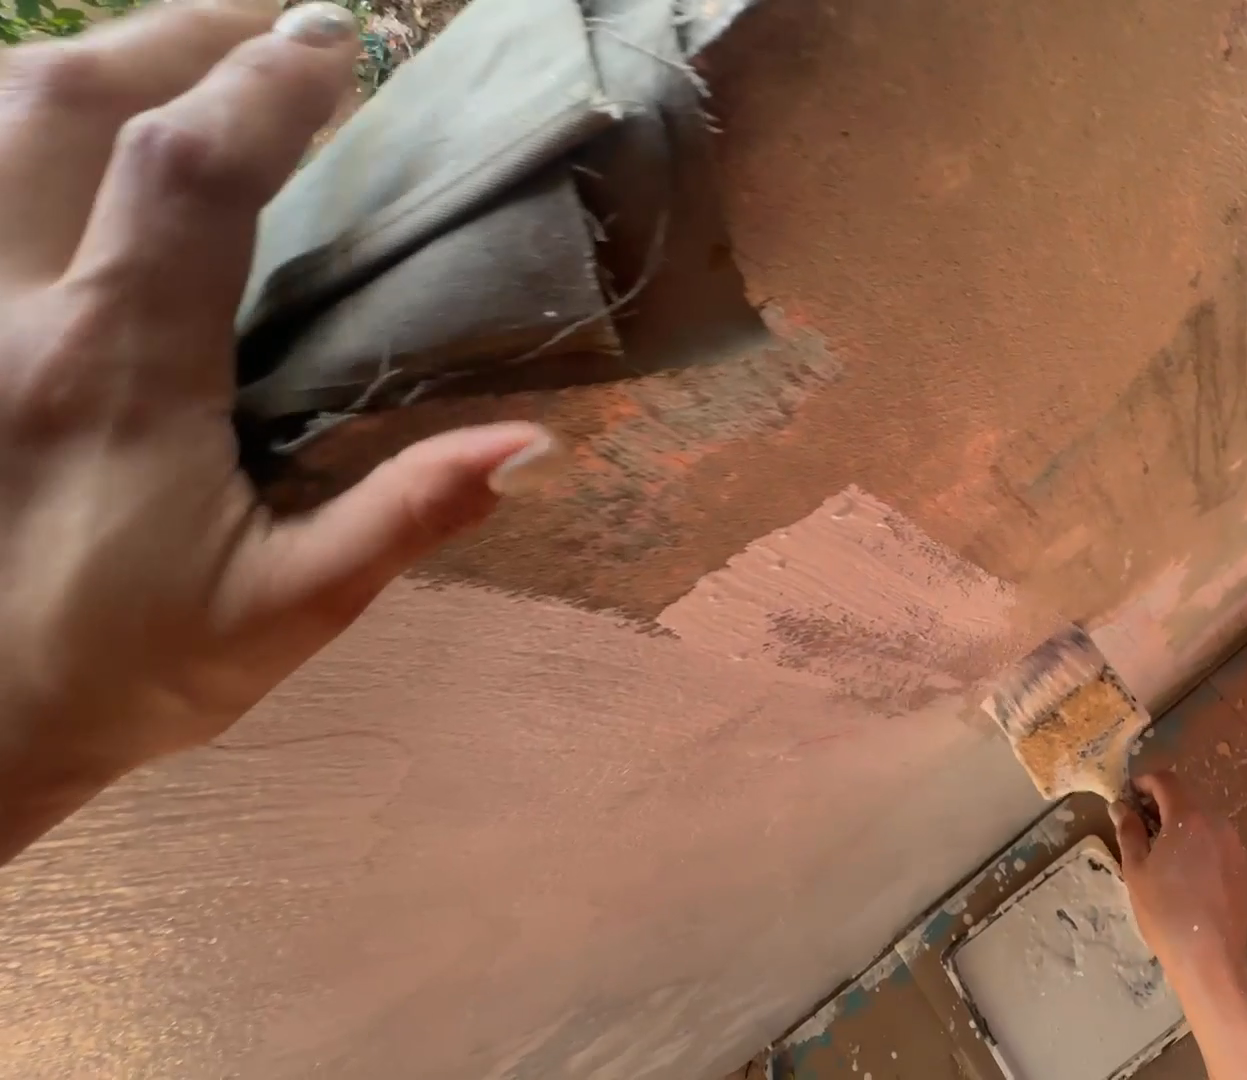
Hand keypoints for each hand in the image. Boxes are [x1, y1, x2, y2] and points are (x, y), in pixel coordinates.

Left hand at [0, 1, 563, 858]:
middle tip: (278, 15)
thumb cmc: (133, 666)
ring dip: (90, 54)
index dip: (271, 92)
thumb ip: (411, 516)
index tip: (341, 46)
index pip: (193, 181)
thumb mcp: (301, 606)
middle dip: (180, 33)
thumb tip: (532, 447)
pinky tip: (68, 126)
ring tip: (187, 44)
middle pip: (59, 100)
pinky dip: (8, 122)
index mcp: (120, 375)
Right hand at [1112, 771, 1246, 978]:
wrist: (1210, 959)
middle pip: (1187, 796)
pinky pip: (1217, 839)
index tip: (1129, 795)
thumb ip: (1128, 830)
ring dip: (1181, 820)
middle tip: (1140, 820)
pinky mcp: (1244, 866)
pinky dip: (1199, 840)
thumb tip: (1120, 806)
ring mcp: (1235, 845)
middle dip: (1162, 801)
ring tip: (1162, 846)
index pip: (1166, 780)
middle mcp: (1217, 823)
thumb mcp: (1136, 869)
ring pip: (1204, 818)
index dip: (1145, 781)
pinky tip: (1186, 867)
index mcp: (1189, 817)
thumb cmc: (1165, 912)